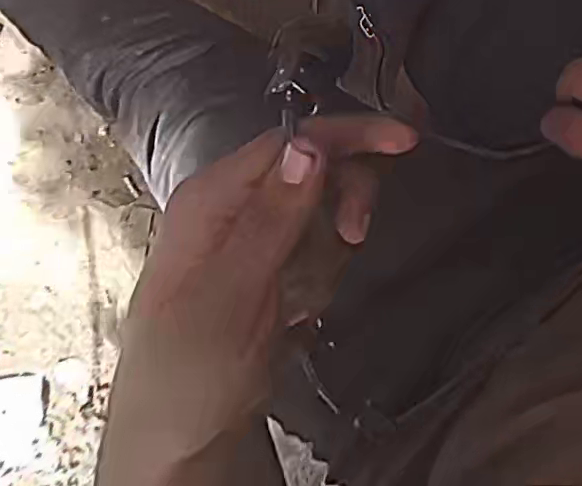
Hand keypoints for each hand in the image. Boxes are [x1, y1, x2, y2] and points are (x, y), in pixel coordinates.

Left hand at [97, 117, 415, 485]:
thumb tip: (308, 145)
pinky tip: (299, 306)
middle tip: (355, 234)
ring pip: (327, 204)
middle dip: (345, 198)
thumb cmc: (186, 379)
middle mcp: (234, 201)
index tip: (403, 138)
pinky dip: (325, 271)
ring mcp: (254, 229)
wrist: (177, 447)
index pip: (294, 139)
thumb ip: (271, 217)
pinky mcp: (273, 256)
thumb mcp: (228, 298)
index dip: (351, 134)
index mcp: (213, 196)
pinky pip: (322, 241)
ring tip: (302, 298)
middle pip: (318, 165)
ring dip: (331, 249)